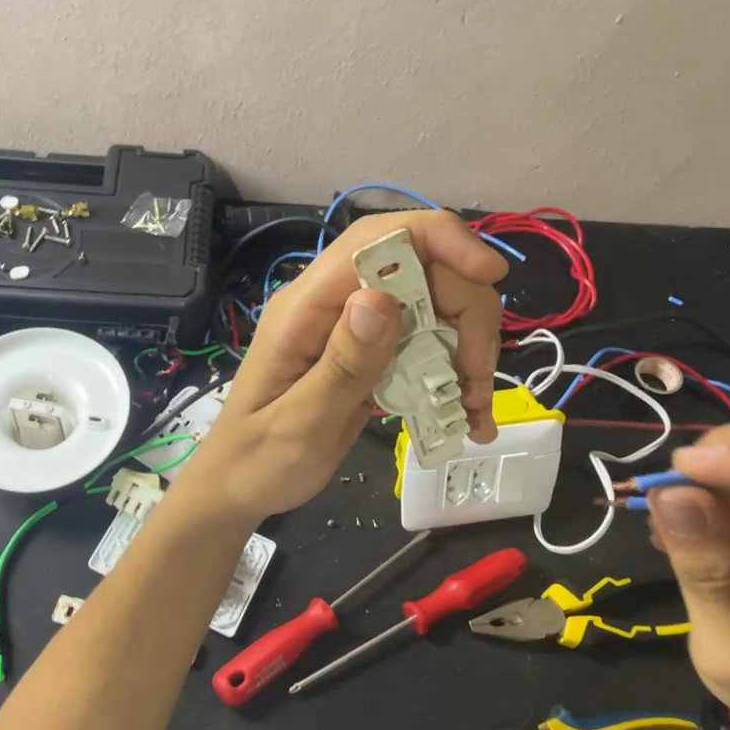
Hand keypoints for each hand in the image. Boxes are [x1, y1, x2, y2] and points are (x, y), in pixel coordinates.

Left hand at [178, 210, 506, 521]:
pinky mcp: (371, 360)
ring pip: (432, 310)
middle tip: (474, 377)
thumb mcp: (298, 424)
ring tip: (472, 407)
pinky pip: (425, 349)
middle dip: (465, 314)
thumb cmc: (257, 462)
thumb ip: (340, 365)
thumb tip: (380, 298)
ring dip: (466, 350)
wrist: (240, 488)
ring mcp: (355, 332)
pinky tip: (466, 417)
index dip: (440, 241)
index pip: (377, 240)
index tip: (489, 276)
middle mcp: (334, 307)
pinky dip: (452, 378)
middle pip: (421, 272)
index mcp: (306, 307)